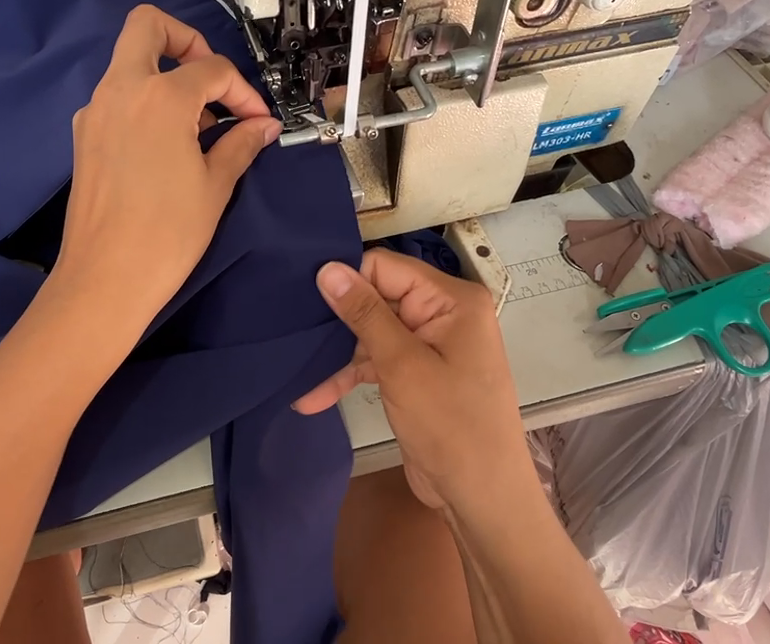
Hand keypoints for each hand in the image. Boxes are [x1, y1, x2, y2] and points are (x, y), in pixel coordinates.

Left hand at [48, 5, 281, 332]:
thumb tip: (262, 125)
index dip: (243, 91)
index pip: (212, 69)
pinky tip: (167, 144)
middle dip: (187, 40)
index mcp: (159, 96)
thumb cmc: (166, 235)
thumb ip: (240, 143)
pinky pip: (117, 96)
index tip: (257, 120)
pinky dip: (145, 102)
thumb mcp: (215, 185)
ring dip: (166, 75)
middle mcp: (119, 91)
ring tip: (198, 124)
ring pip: (129, 62)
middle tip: (212, 80)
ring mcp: (94, 111)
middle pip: (148, 26)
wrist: (103, 281)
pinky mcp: (83, 135)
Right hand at [293, 249, 526, 509]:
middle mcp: (443, 314)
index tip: (304, 294)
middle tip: (288, 324)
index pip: (386, 268)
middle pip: (376, 297)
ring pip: (371, 332)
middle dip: (337, 317)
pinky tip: (311, 396)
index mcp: (452, 300)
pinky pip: (376, 360)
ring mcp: (429, 345)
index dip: (347, 279)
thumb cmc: (451, 426)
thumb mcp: (402, 365)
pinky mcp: (416, 374)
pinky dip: (349, 376)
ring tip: (293, 364)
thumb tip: (327, 268)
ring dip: (337, 353)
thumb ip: (364, 313)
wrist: (481, 501)